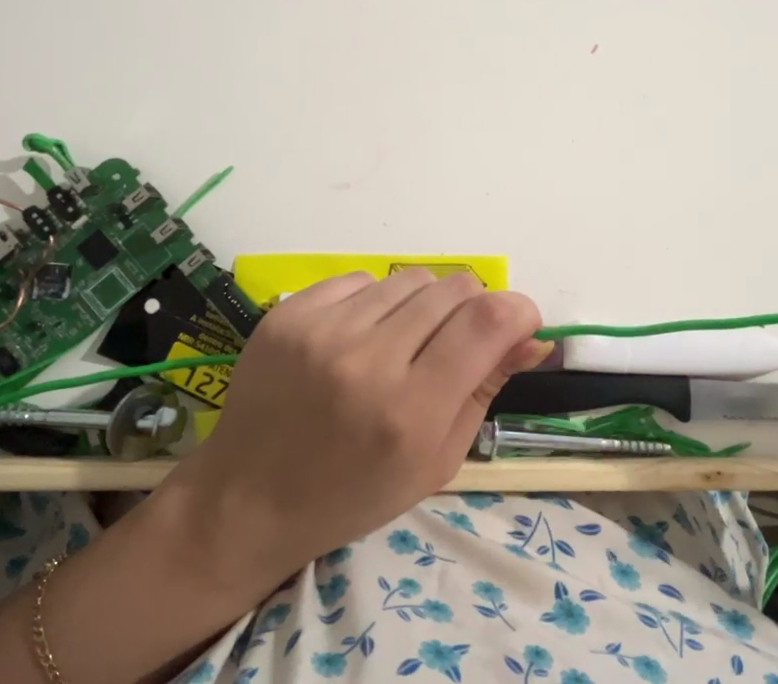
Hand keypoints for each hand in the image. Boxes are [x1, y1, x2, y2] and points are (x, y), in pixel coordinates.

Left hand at [154, 270, 549, 587]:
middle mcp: (367, 360)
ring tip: (404, 344)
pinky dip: (376, 303)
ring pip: (410, 278)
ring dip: (424, 305)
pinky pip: (361, 279)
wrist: (247, 499)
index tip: (519, 326)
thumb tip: (530, 335)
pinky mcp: (289, 312)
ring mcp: (322, 330)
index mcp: (411, 410)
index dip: (519, 311)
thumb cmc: (353, 494)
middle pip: (455, 289)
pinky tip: (360, 339)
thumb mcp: (436, 462)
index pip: (488, 320)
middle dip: (474, 309)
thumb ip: (485, 390)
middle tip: (456, 344)